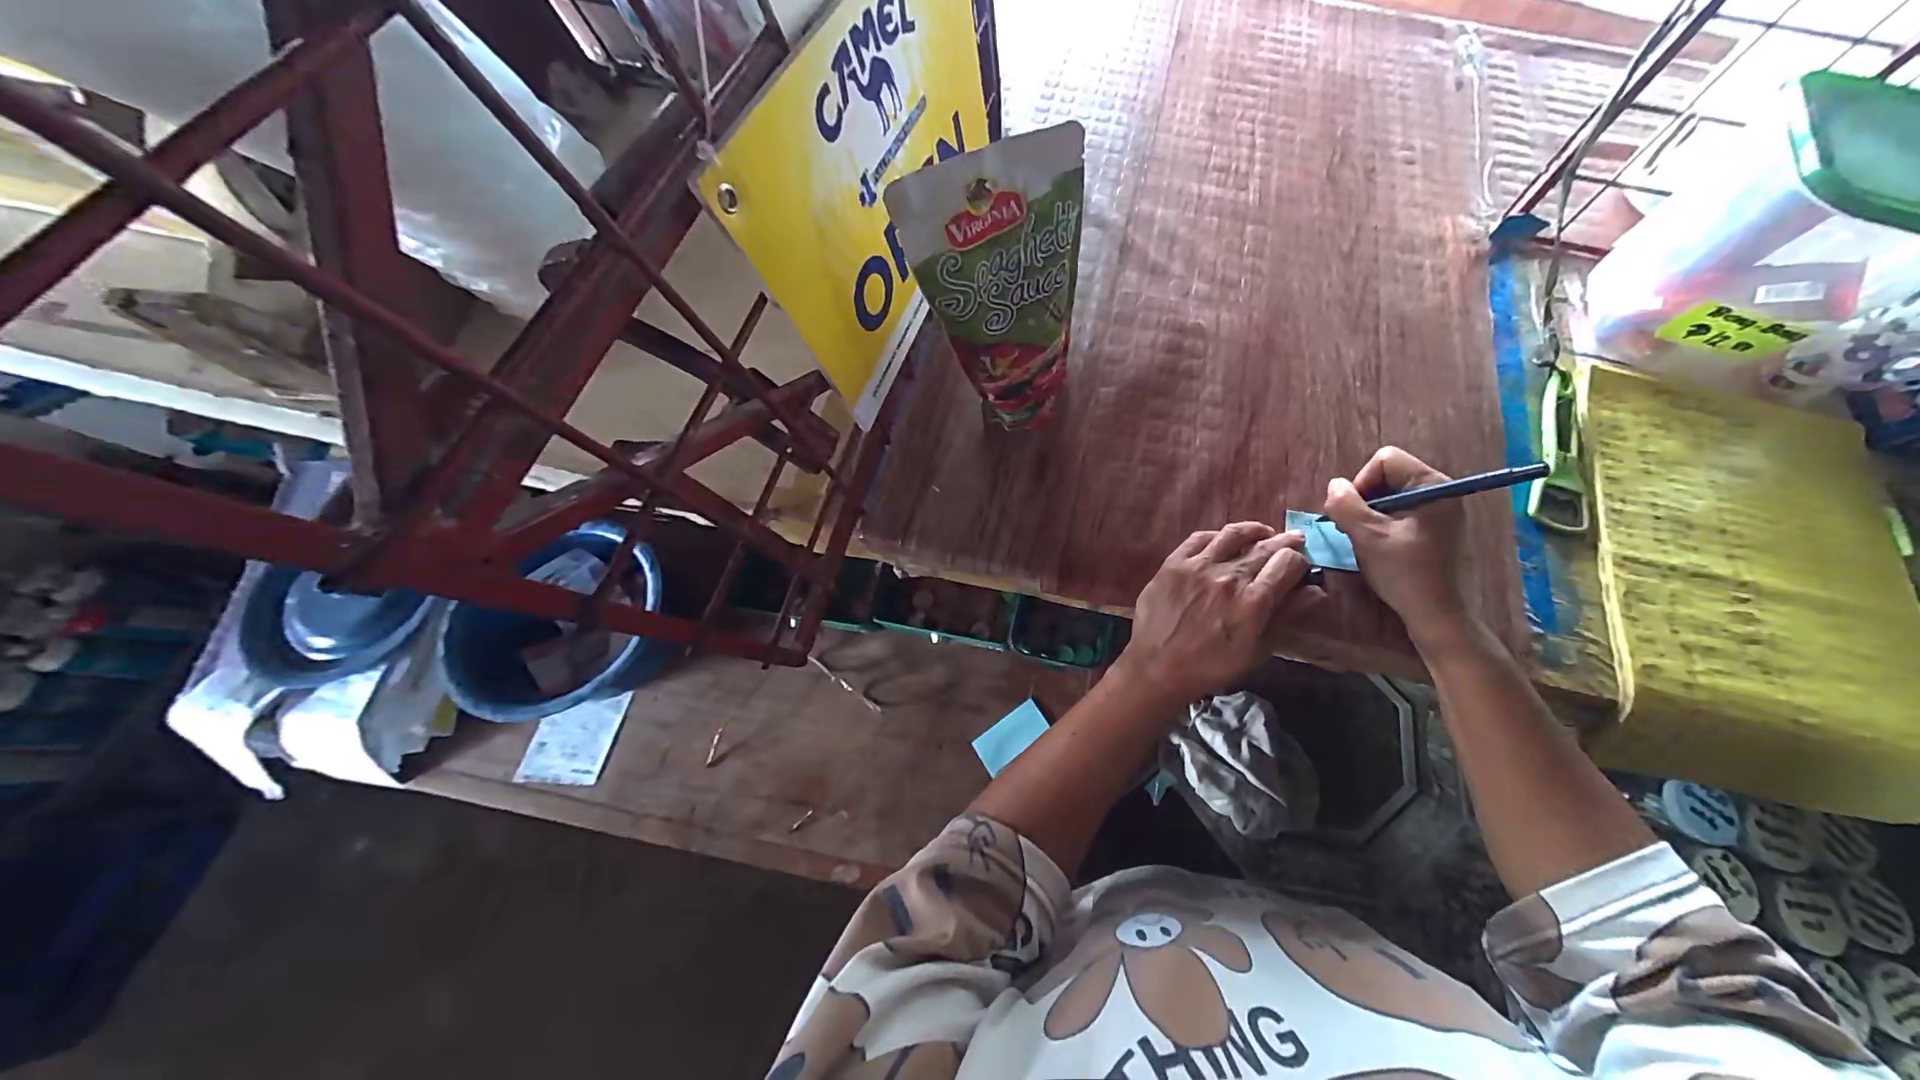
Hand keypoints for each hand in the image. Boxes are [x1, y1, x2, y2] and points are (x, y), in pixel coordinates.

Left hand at [1112, 522, 1319, 705]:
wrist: (1157, 667)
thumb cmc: (1212, 666)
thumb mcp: (1257, 649)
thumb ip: (1285, 615)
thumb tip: (1315, 590)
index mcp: (1253, 601)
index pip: (1288, 563)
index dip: (1300, 560)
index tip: (1301, 563)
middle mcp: (1228, 577)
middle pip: (1265, 547)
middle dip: (1285, 542)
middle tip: (1294, 540)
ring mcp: (1198, 567)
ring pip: (1233, 534)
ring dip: (1254, 530)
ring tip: (1263, 533)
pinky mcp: (1173, 564)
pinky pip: (1200, 538)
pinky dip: (1218, 535)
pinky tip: (1224, 540)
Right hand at [1322, 446, 1479, 651]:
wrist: (1436, 614)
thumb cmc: (1405, 572)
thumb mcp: (1367, 536)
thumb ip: (1345, 505)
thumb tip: (1334, 485)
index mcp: (1433, 485)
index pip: (1385, 460)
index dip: (1361, 483)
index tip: (1353, 515)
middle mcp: (1442, 491)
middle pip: (1387, 475)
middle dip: (1363, 499)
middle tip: (1354, 529)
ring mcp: (1440, 510)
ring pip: (1389, 494)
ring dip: (1369, 513)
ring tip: (1364, 539)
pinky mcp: (1435, 527)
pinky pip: (1399, 511)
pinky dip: (1381, 523)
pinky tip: (1377, 546)